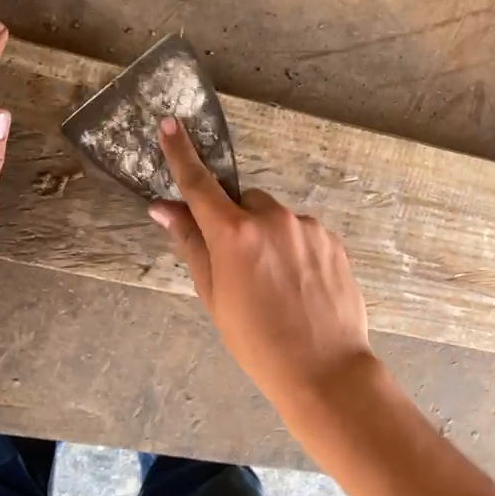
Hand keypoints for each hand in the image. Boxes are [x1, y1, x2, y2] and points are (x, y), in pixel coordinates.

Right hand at [149, 118, 373, 399]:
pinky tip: (299, 286)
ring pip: (275, 218)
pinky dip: (294, 248)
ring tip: (276, 285)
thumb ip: (190, 244)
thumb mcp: (213, 296)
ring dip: (268, 237)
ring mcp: (306, 226)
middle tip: (240, 267)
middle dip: (236, 222)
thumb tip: (163, 209)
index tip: (170, 123)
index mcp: (234, 234)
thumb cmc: (258, 342)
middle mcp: (271, 219)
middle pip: (243, 203)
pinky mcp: (332, 239)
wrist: (326, 372)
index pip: (199, 184)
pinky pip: (302, 232)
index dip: (180, 152)